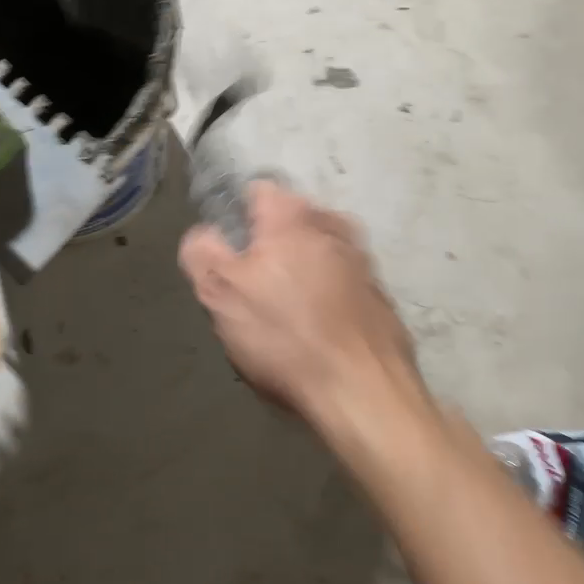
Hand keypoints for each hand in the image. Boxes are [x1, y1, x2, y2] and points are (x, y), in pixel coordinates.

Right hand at [179, 180, 423, 419]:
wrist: (364, 394)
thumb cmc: (285, 337)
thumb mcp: (219, 294)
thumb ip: (202, 252)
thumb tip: (203, 233)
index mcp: (291, 216)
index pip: (257, 190)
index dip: (236, 215)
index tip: (228, 249)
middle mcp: (332, 227)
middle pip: (291, 221)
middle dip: (272, 243)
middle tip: (253, 283)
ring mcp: (363, 263)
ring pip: (320, 252)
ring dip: (303, 269)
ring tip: (285, 310)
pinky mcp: (381, 299)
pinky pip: (343, 285)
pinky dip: (329, 298)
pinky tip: (317, 332)